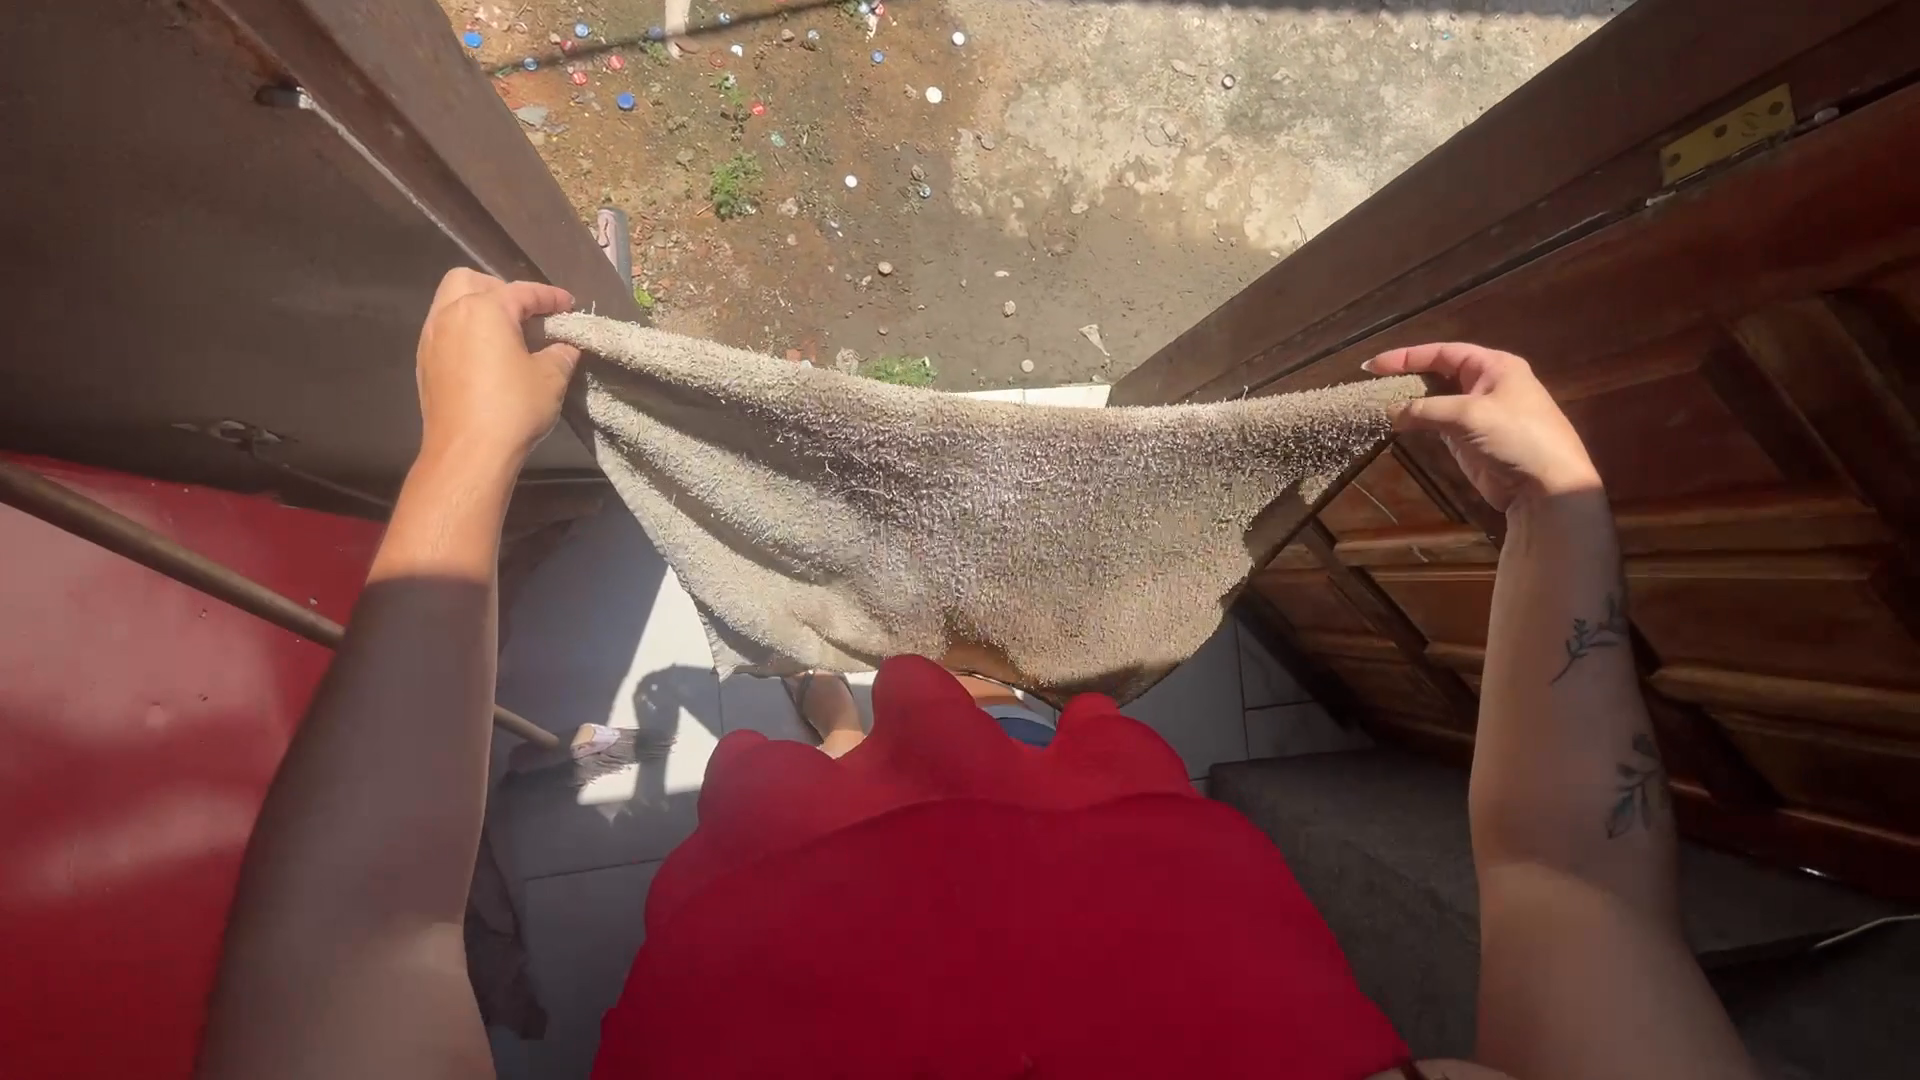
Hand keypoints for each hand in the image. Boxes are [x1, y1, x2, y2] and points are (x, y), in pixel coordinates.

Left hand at [414, 268, 580, 466]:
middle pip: (470, 281)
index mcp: (484, 310)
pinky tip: (489, 357)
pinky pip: (446, 331)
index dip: (549, 296)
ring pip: (452, 304)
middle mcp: (450, 314)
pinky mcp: (426, 362)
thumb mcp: (551, 378)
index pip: (521, 291)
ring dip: (480, 310)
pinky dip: (468, 332)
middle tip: (527, 313)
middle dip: (501, 290)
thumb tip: (564, 347)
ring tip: (509, 334)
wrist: (469, 450)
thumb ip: (560, 354)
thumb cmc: (514, 407)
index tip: (569, 304)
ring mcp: (432, 338)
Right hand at [1362, 343, 1599, 512]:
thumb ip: (1424, 409)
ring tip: (1379, 404)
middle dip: (1405, 377)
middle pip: (1437, 373)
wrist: (1545, 485)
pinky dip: (1415, 422)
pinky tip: (1397, 424)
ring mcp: (1477, 413)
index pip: (1443, 352)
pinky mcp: (1468, 438)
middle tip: (1373, 384)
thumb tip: (1389, 411)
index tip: (1373, 366)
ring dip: (1408, 401)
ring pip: (1434, 399)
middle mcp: (1486, 384)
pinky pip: (1435, 423)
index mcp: (1494, 367)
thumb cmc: (1516, 437)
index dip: (1406, 356)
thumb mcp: (1468, 415)